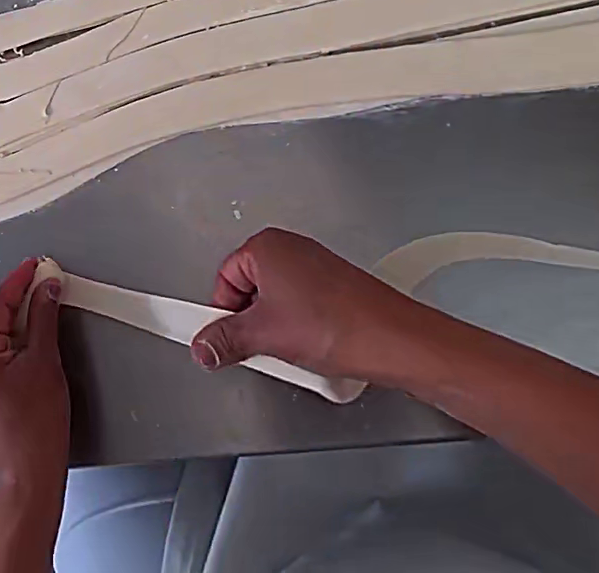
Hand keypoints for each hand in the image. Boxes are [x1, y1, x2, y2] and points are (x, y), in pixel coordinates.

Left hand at [0, 258, 69, 486]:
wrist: (28, 477)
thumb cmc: (36, 430)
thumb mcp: (45, 363)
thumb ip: (44, 318)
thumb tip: (46, 289)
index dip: (19, 280)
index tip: (34, 265)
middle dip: (19, 296)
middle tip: (44, 278)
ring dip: (18, 315)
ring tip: (42, 300)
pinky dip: (14, 335)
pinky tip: (32, 329)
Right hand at [191, 227, 418, 378]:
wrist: (394, 342)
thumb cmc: (337, 324)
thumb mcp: (264, 336)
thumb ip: (225, 339)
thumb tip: (205, 345)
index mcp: (266, 246)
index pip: (224, 278)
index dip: (223, 312)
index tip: (222, 337)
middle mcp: (290, 249)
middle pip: (250, 289)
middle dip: (252, 322)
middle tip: (260, 346)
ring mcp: (314, 267)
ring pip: (276, 301)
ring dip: (277, 328)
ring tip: (291, 350)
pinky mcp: (334, 286)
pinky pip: (301, 306)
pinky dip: (300, 328)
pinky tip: (312, 351)